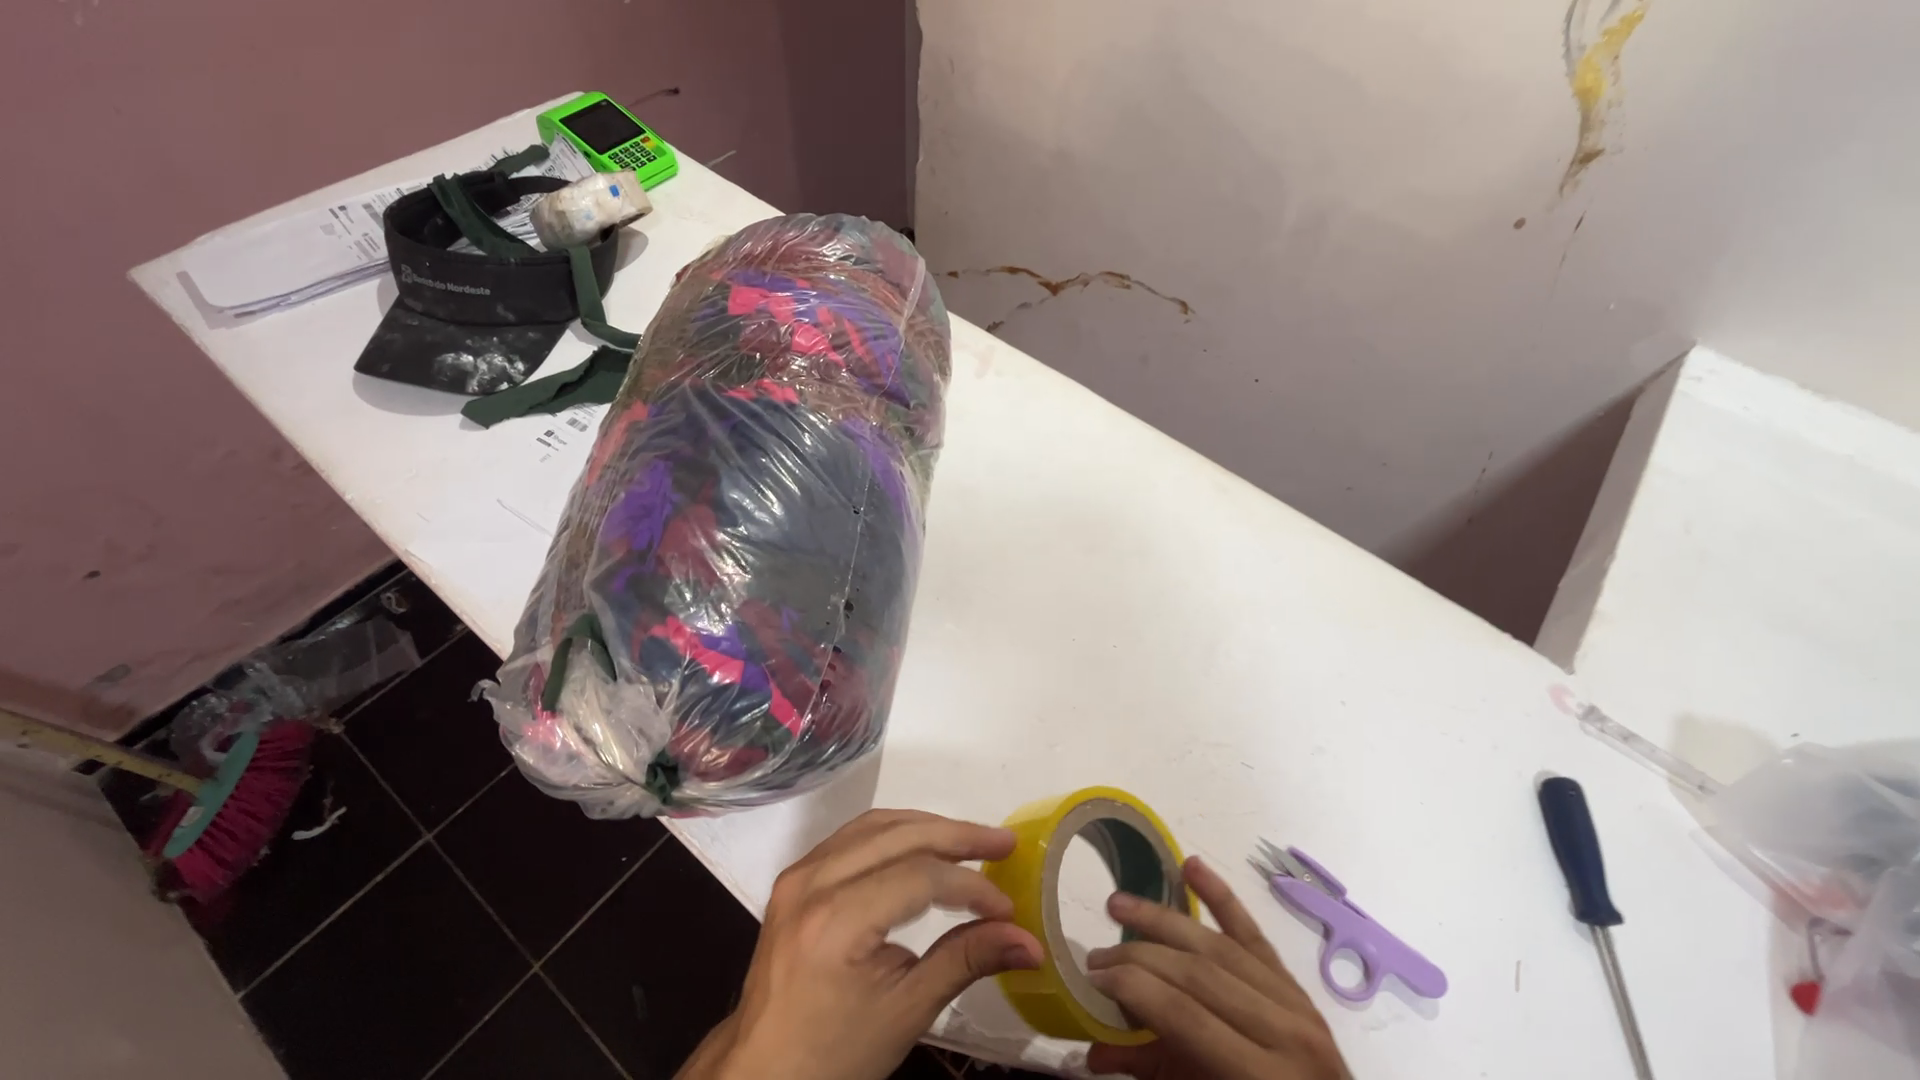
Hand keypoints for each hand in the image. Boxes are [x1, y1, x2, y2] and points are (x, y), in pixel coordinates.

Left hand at [677, 809, 1043, 1079]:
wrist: (762, 1070)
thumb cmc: (836, 1052)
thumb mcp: (907, 1011)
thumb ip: (967, 961)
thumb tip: (1029, 942)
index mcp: (835, 920)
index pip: (918, 877)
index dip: (970, 886)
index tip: (1008, 907)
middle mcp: (812, 882)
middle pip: (897, 835)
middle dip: (957, 836)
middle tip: (1004, 844)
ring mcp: (798, 875)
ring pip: (874, 826)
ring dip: (927, 827)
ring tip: (972, 841)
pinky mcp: (794, 878)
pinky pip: (852, 837)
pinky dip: (895, 834)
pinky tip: (924, 846)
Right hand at [1084, 857, 1348, 1079]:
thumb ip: (1151, 1071)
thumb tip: (1092, 1048)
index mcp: (1259, 1075)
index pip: (1184, 1014)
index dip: (1133, 988)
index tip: (1092, 975)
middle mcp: (1284, 1032)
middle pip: (1198, 973)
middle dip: (1138, 956)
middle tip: (1096, 954)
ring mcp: (1296, 1004)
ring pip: (1219, 947)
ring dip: (1163, 918)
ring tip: (1118, 904)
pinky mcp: (1296, 987)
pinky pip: (1254, 936)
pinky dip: (1222, 897)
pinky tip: (1192, 866)